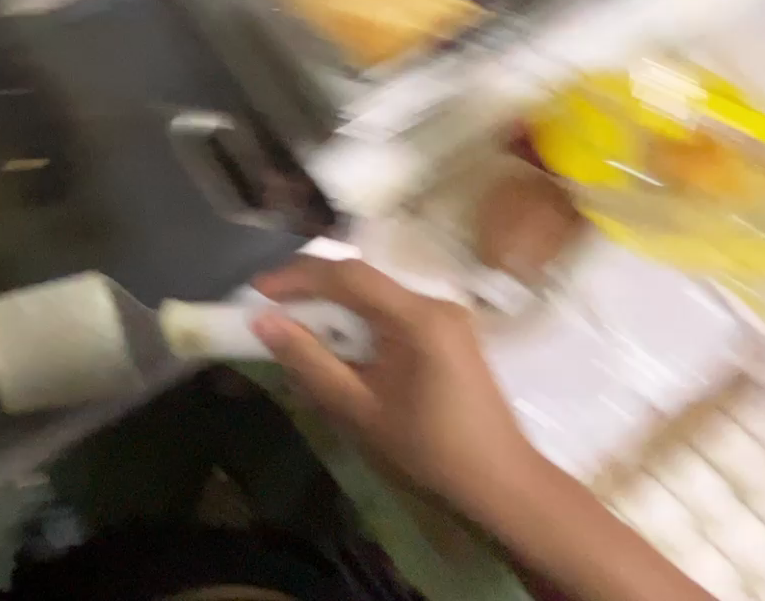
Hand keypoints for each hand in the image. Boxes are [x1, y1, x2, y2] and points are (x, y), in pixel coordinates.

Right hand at [251, 256, 548, 514]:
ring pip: (372, 291)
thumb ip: (309, 361)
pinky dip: (355, 316)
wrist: (506, 488)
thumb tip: (262, 321)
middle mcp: (433, 303)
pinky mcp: (446, 330)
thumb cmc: (430, 452)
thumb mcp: (358, 409)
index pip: (347, 275)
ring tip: (297, 324)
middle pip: (359, 278)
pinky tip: (338, 341)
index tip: (258, 292)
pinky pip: (388, 308)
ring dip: (332, 303)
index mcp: (417, 318)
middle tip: (271, 307)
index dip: (297, 276)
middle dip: (310, 287)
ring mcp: (444, 315)